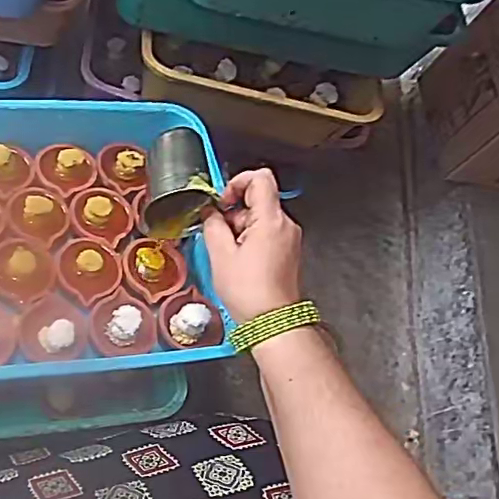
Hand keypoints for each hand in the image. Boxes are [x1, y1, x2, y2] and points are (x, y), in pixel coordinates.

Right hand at [200, 168, 302, 320]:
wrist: (271, 320)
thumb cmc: (248, 291)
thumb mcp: (220, 256)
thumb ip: (212, 226)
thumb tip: (209, 213)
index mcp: (270, 219)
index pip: (260, 178)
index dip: (237, 183)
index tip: (222, 202)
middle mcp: (285, 224)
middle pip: (258, 200)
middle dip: (234, 213)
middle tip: (218, 236)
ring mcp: (289, 238)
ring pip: (260, 219)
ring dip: (240, 230)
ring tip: (228, 255)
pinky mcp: (288, 251)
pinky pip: (267, 234)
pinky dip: (250, 241)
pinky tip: (239, 262)